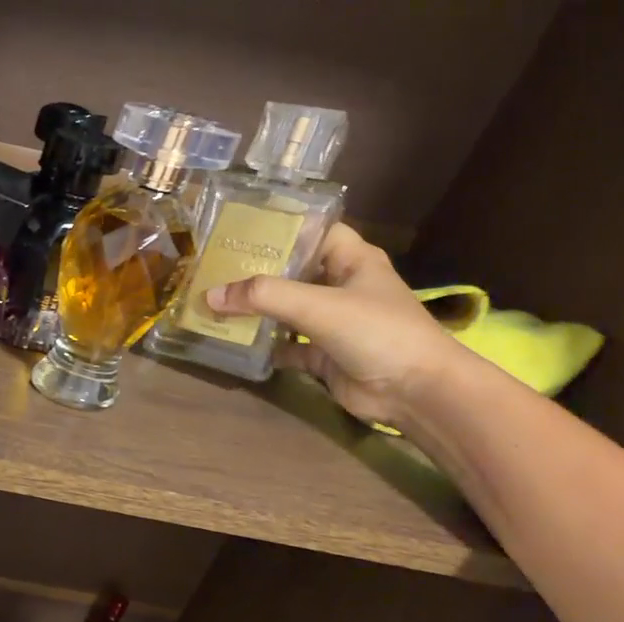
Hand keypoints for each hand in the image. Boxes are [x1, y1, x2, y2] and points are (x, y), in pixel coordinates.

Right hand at [203, 223, 472, 427]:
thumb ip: (265, 297)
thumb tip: (211, 295)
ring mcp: (332, 322)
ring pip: (286, 310)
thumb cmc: (376, 332)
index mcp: (353, 260)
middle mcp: (341, 286)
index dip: (282, 230)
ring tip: (214, 306)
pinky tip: (233, 344)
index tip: (240, 234)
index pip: (315, 232)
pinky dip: (263, 346)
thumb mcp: (319, 306)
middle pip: (294, 273)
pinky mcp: (323, 355)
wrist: (413, 389)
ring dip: (255, 311)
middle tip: (213, 272)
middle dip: (257, 274)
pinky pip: (286, 346)